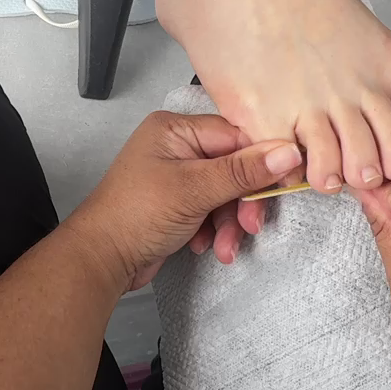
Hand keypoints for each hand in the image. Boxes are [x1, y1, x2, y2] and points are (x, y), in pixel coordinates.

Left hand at [63, 111, 302, 291]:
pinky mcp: (178, 203)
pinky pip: (212, 210)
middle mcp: (177, 147)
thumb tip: (289, 152)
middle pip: (234, 166)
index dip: (264, 161)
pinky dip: (215, 230)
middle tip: (250, 226)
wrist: (101, 260)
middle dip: (243, 201)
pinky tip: (206, 246)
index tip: (286, 184)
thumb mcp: (194, 190)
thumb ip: (243, 172)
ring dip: (230, 223)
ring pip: (225, 193)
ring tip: (225, 247)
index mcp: (176, 129)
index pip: (236, 135)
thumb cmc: (136, 216)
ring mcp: (177, 176)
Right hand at [152, 0, 390, 221]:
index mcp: (389, 58)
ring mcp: (314, 105)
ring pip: (349, 169)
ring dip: (336, 174)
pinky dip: (290, 172)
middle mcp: (360, 86)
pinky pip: (292, 169)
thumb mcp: (363, 27)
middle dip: (380, 172)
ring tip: (321, 165)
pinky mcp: (265, 117)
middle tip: (359, 168)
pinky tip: (284, 154)